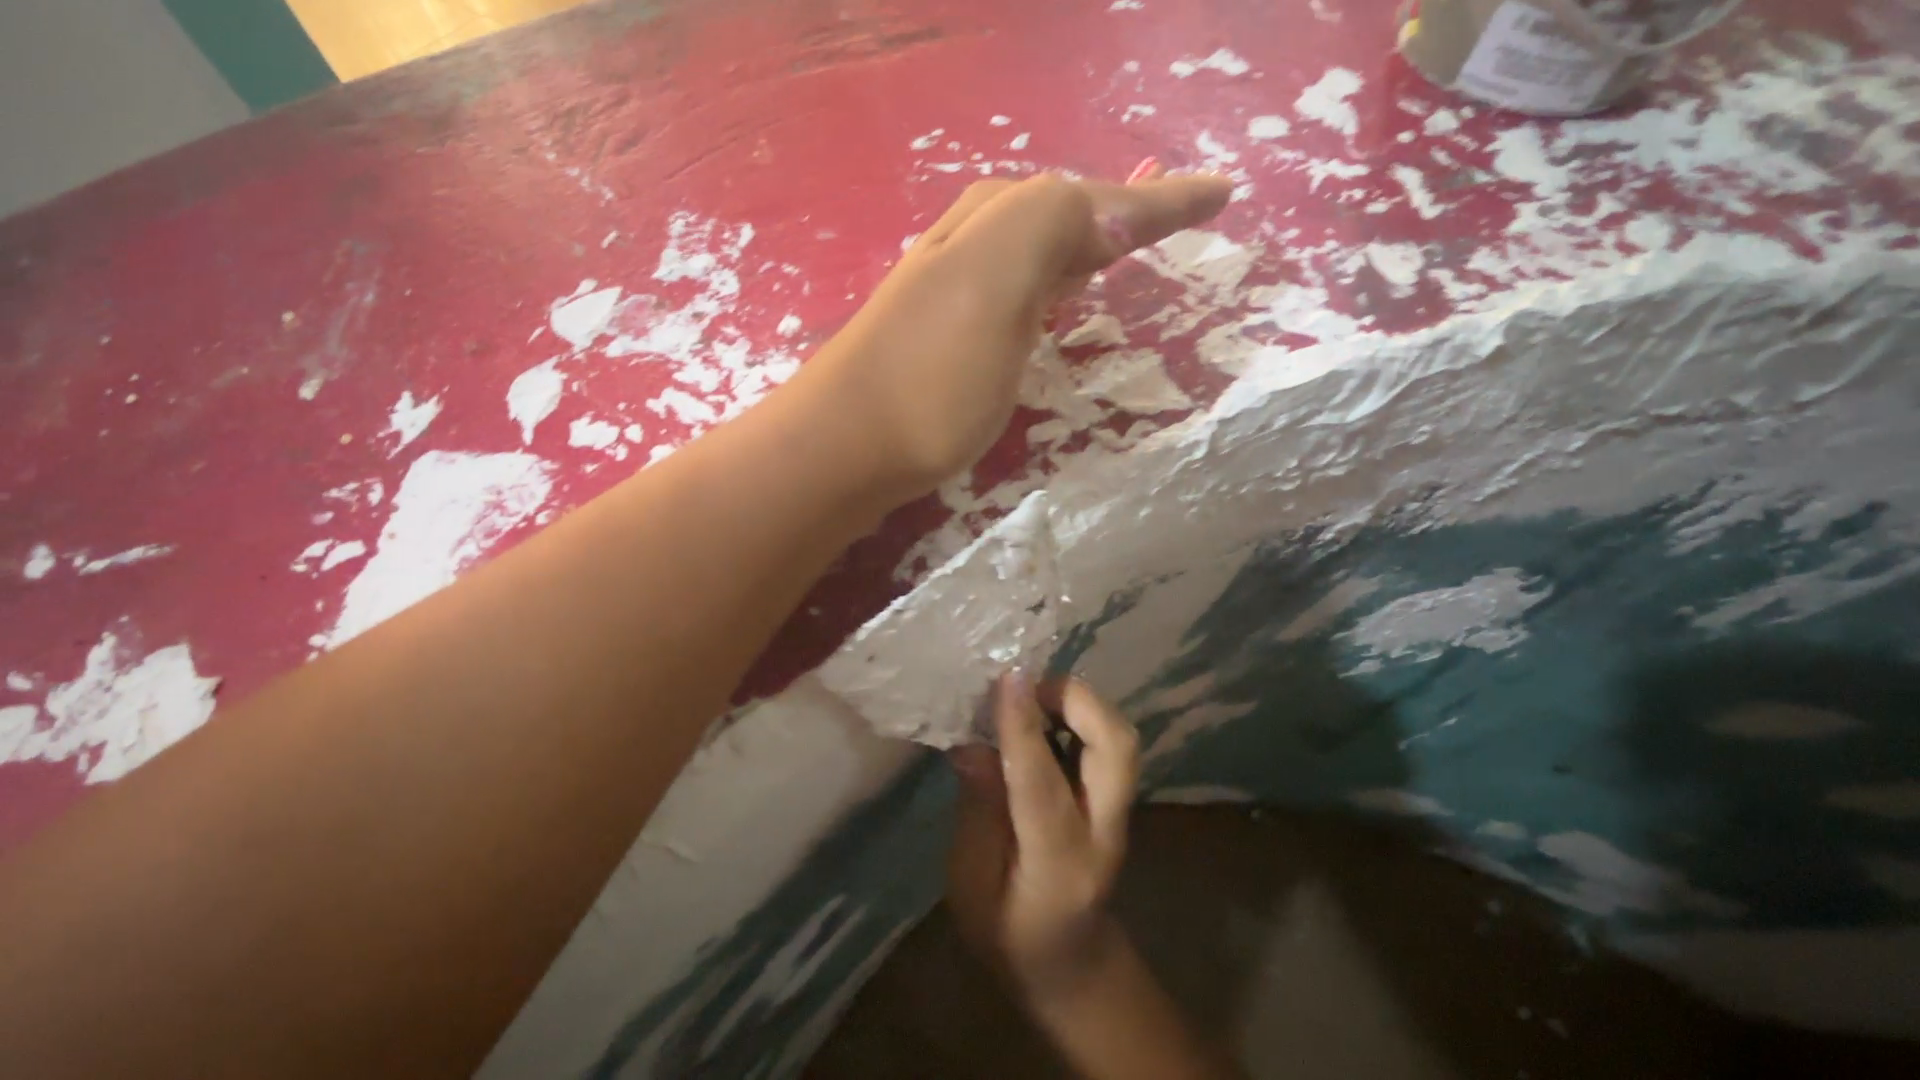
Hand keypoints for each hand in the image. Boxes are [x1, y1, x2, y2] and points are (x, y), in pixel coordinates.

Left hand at [811, 168, 1231, 498]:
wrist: (839, 448)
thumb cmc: (928, 378)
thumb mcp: (993, 287)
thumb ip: (1050, 226)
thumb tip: (1115, 210)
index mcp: (996, 224)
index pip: (1093, 197)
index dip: (1160, 198)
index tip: (1220, 193)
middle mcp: (970, 244)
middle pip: (1061, 209)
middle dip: (1120, 208)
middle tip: (1172, 218)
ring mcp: (950, 291)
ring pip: (1033, 246)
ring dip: (1082, 240)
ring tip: (1125, 251)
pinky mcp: (940, 338)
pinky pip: (1015, 287)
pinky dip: (1049, 280)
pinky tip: (1052, 302)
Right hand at [946, 672, 1140, 999]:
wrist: (1071, 963)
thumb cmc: (1007, 936)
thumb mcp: (971, 887)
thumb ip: (977, 814)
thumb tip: (973, 744)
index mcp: (1058, 865)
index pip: (1042, 784)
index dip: (1023, 727)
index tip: (1006, 677)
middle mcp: (1103, 833)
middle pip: (1117, 748)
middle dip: (1077, 700)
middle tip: (1026, 686)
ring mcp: (1120, 817)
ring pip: (1122, 739)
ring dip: (1080, 703)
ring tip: (1030, 696)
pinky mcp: (1118, 802)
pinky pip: (1110, 744)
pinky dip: (1080, 716)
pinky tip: (1042, 716)